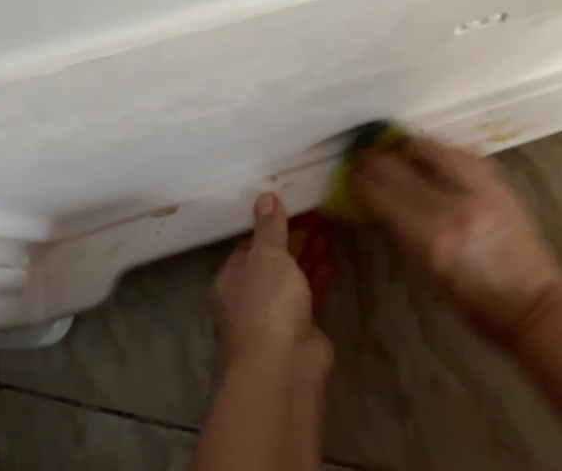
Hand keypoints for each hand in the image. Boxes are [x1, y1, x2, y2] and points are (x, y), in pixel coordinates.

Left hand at [211, 194, 333, 374]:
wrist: (284, 365)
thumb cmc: (267, 304)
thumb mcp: (267, 256)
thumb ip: (270, 227)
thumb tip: (265, 196)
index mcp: (230, 281)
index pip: (249, 245)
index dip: (271, 225)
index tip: (295, 205)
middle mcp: (248, 298)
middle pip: (273, 260)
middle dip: (295, 237)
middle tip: (319, 213)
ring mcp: (273, 315)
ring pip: (292, 277)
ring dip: (309, 255)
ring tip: (329, 232)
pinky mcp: (298, 328)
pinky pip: (308, 295)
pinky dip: (317, 278)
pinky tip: (331, 263)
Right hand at [353, 136, 561, 344]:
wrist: (531, 300)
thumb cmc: (476, 304)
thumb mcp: (430, 273)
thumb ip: (407, 233)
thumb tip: (381, 203)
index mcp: (434, 241)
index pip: (387, 199)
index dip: (365, 183)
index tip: (351, 174)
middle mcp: (455, 208)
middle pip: (406, 171)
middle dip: (380, 161)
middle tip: (364, 155)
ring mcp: (481, 190)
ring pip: (435, 151)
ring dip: (409, 147)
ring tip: (394, 146)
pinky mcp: (498, 181)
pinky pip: (461, 154)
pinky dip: (439, 149)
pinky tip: (428, 150)